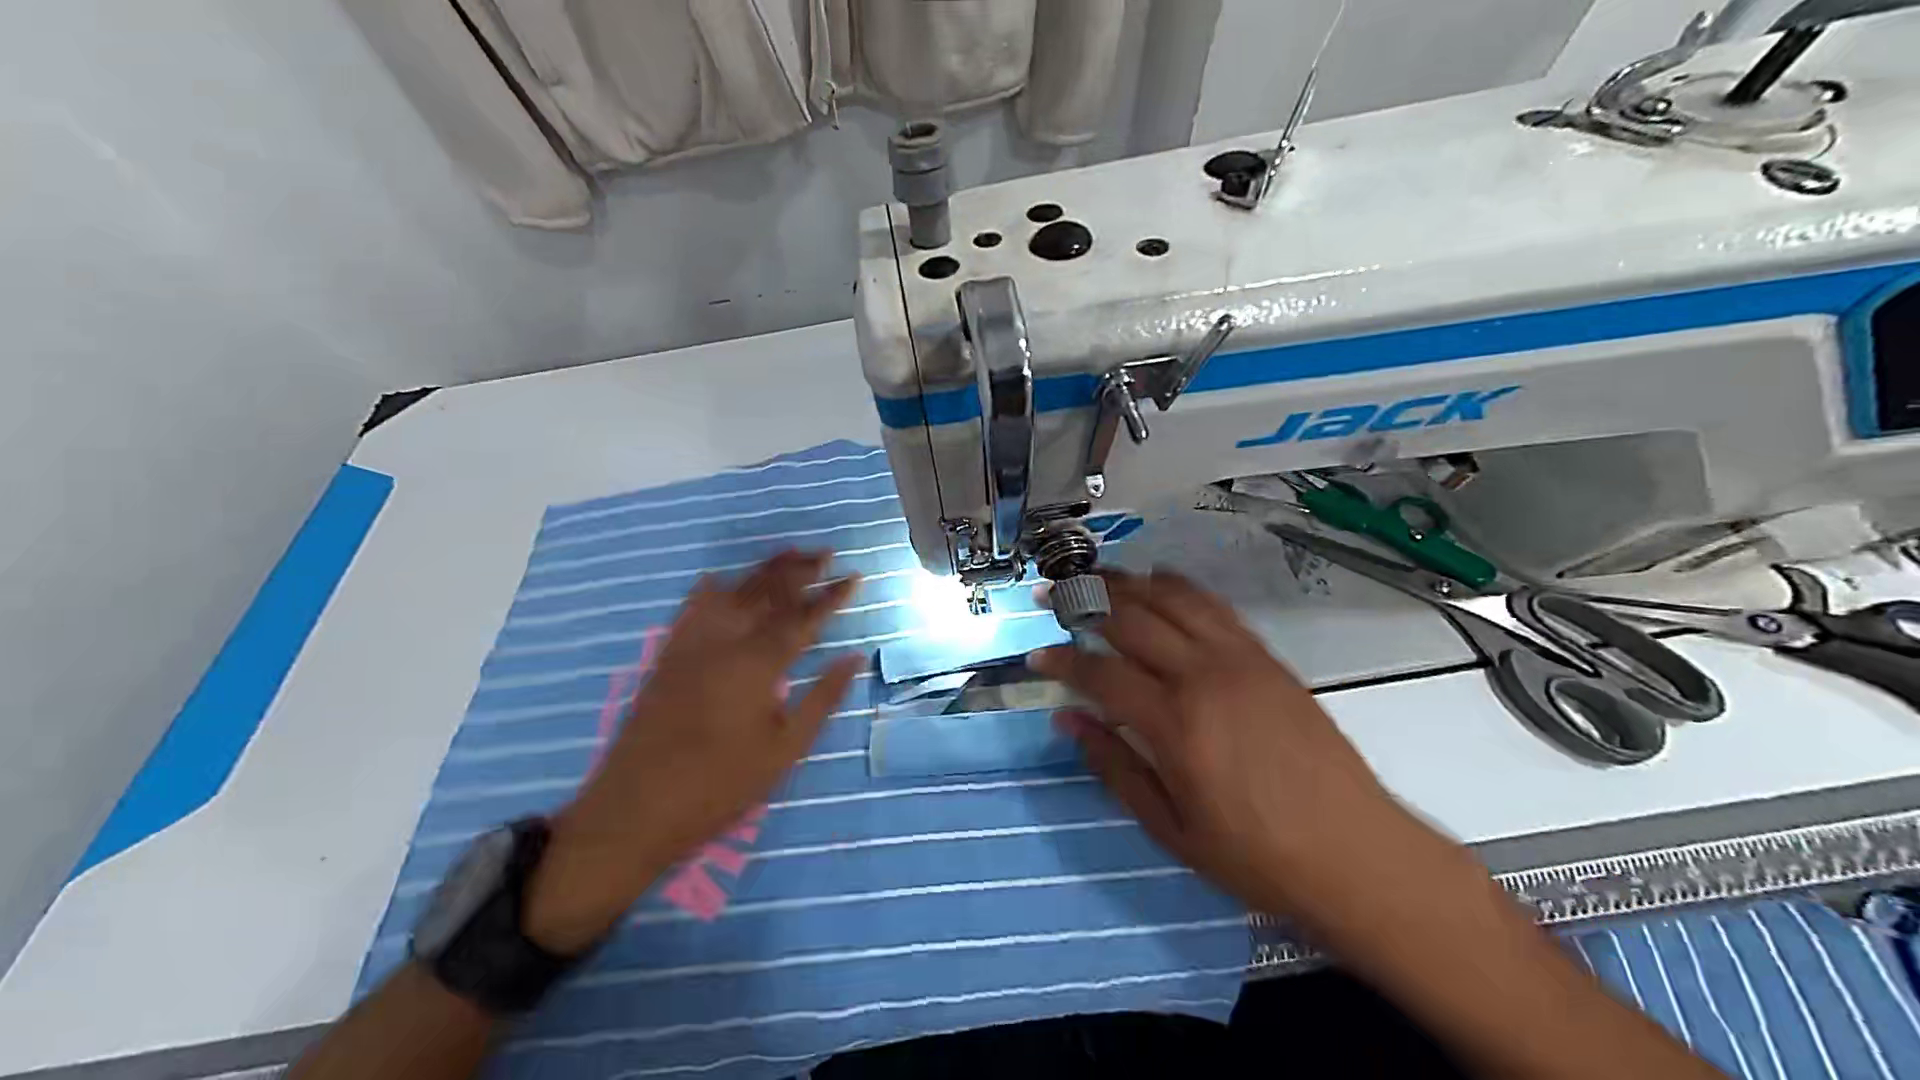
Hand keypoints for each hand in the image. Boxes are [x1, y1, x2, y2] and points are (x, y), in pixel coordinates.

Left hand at [524, 551, 862, 951]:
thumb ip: (822, 698)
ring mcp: (691, 644)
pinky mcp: (667, 656)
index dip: (831, 596)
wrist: (636, 808)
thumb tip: (853, 657)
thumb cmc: (722, 784)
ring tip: (787, 553)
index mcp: (758, 663)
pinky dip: (710, 588)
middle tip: (825, 553)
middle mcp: (725, 640)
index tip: (854, 577)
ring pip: (733, 592)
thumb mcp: (785, 749)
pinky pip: (690, 608)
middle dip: (799, 570)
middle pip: (768, 593)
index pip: (803, 618)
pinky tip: (718, 579)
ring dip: (762, 571)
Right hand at [1030, 568, 1440, 921]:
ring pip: (1171, 600)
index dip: (1062, 660)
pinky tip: (1159, 581)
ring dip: (1128, 583)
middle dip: (1083, 602)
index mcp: (1174, 725)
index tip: (1036, 654)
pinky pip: (1214, 606)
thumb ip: (1114, 766)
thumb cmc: (1254, 854)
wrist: (1354, 853)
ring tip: (1096, 577)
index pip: (1101, 674)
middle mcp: (1203, 677)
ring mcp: (1240, 660)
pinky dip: (1179, 587)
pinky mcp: (1266, 657)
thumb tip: (1068, 720)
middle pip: (1131, 620)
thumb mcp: (1170, 827)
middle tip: (1051, 595)